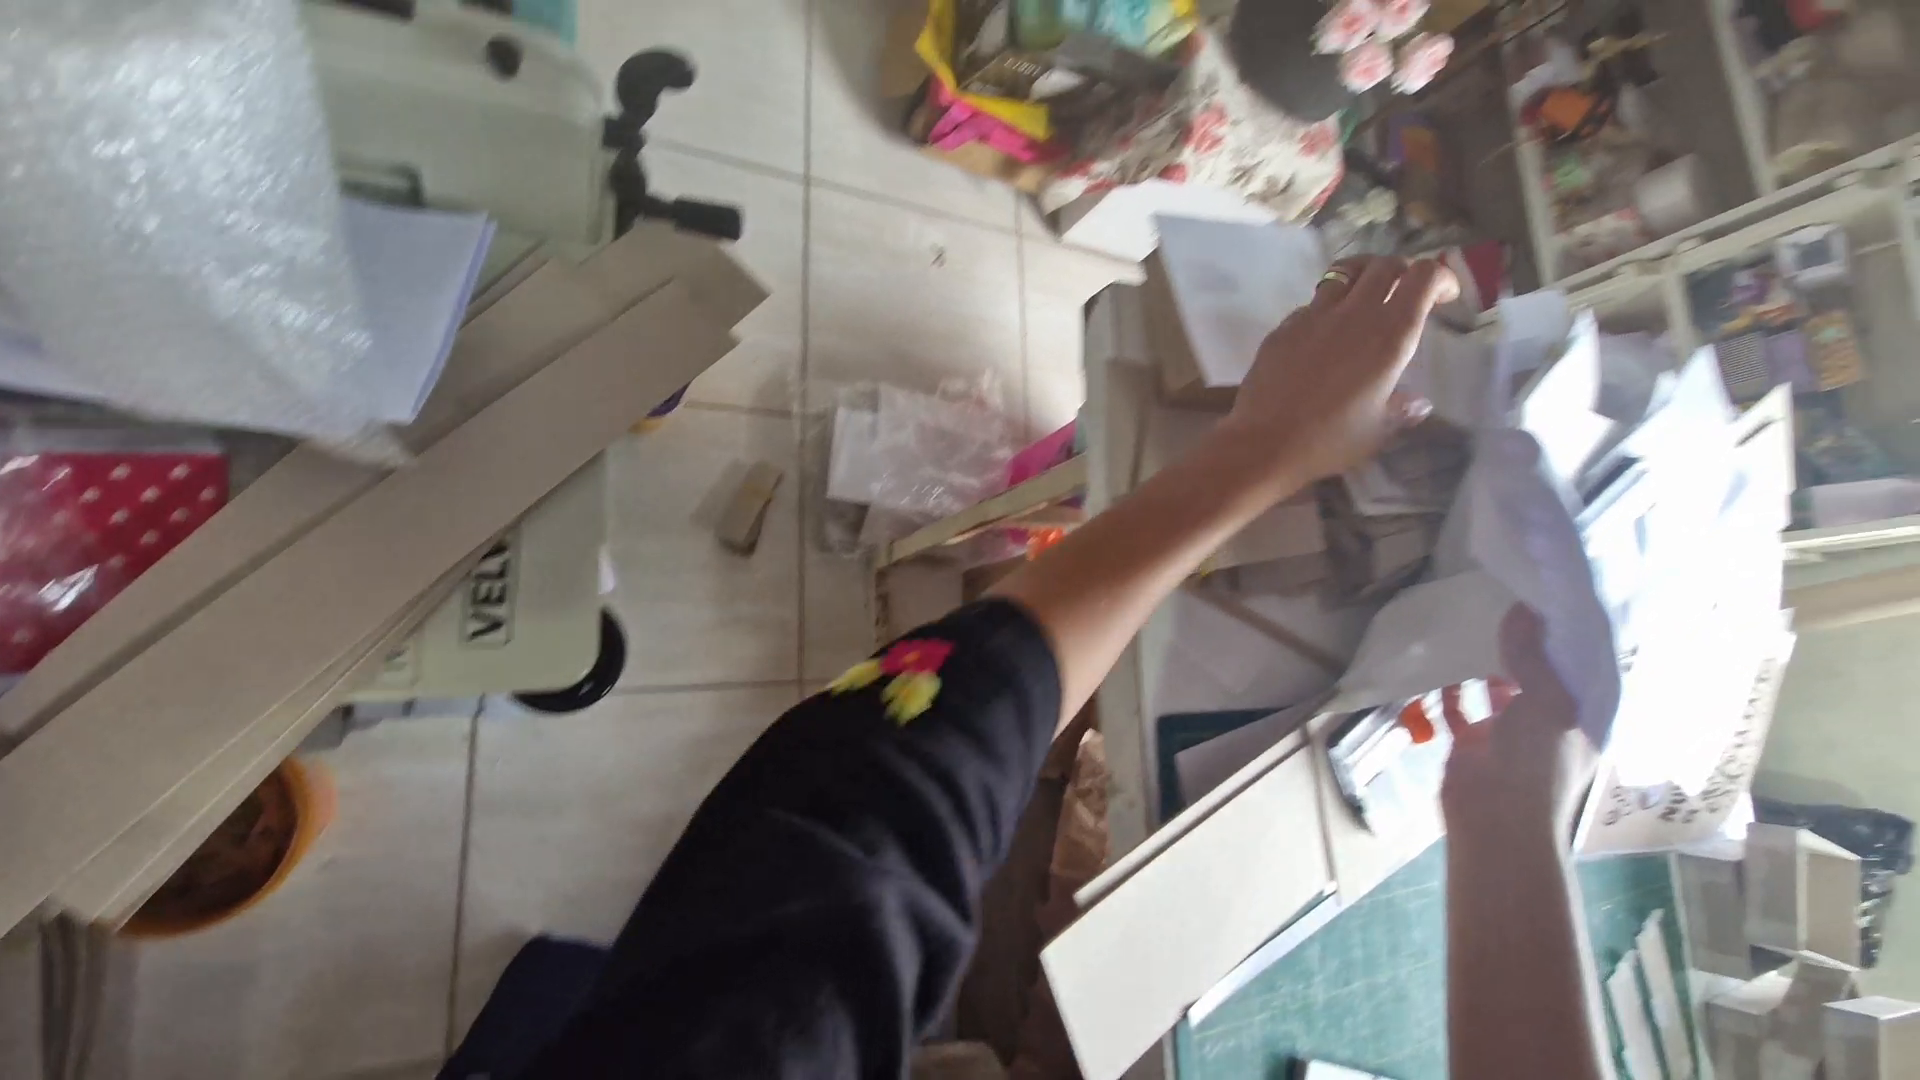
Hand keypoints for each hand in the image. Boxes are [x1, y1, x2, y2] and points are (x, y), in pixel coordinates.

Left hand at [1220, 255, 1459, 482]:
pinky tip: (1322, 336)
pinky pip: (1311, 304)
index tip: (1444, 297)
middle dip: (1402, 272)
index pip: (1424, 276)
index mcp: (1390, 335)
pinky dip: (1326, 308)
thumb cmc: (1329, 440)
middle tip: (1404, 295)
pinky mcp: (1282, 328)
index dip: (1441, 277)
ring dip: (1362, 278)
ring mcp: (1313, 317)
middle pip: (1385, 265)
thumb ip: (1401, 410)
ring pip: (1344, 273)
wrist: (1262, 443)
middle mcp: (1354, 315)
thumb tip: (1418, 404)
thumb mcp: (1378, 430)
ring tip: (1363, 300)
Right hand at [1440, 605, 1599, 845]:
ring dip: (1483, 668)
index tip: (1548, 600)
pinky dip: (1448, 693)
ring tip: (1469, 631)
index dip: (1565, 638)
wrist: (1495, 820)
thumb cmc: (1535, 763)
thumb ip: (1531, 658)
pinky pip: (1458, 711)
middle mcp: (1548, 724)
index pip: (1577, 670)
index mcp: (1580, 718)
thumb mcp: (1545, 703)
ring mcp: (1506, 736)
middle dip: (1522, 648)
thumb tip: (1522, 609)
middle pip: (1536, 678)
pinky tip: (1438, 670)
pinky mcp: (1470, 745)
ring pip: (1496, 692)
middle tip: (1503, 606)